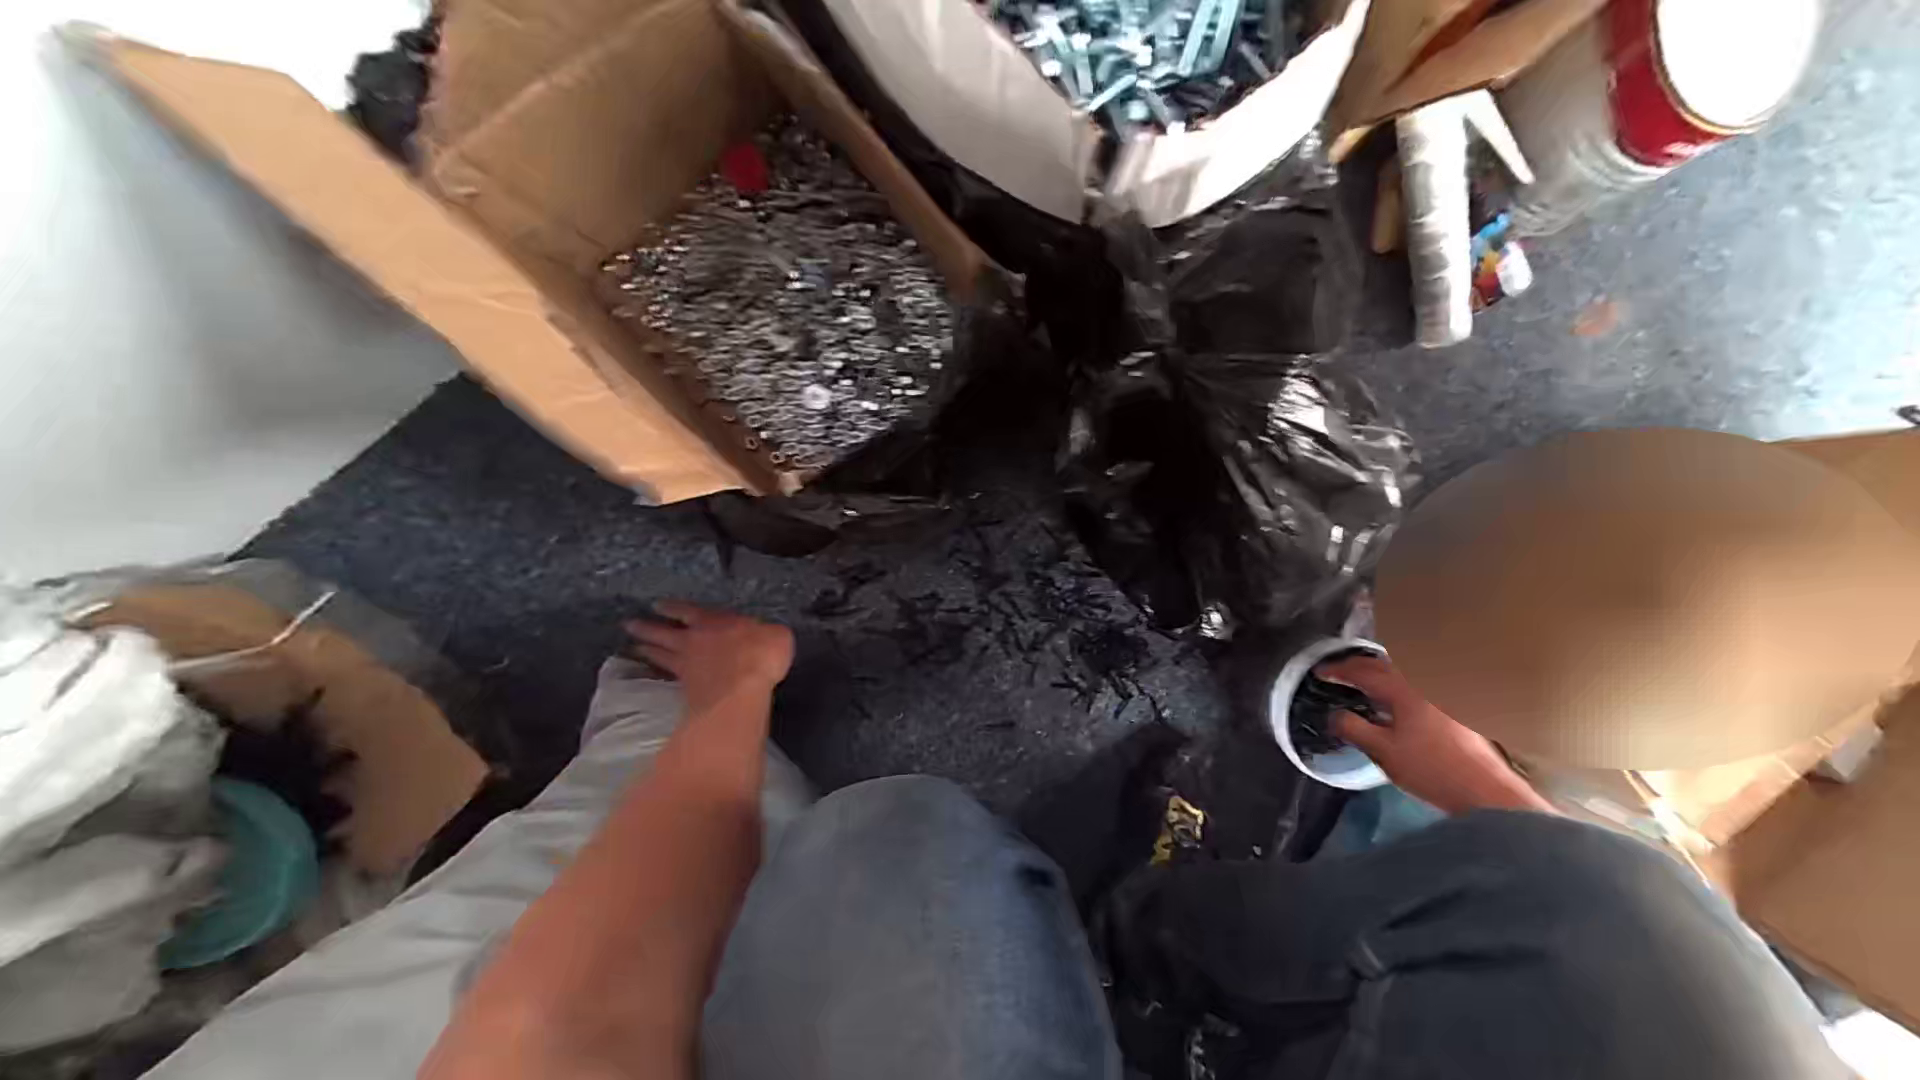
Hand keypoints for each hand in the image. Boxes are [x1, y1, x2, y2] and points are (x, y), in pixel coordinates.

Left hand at [625, 603, 793, 712]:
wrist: (741, 689)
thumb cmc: (761, 653)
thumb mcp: (776, 634)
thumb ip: (766, 633)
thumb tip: (767, 634)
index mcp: (714, 621)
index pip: (687, 611)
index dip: (672, 608)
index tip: (656, 605)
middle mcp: (694, 641)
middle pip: (664, 632)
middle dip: (647, 628)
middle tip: (629, 624)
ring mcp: (687, 667)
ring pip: (661, 654)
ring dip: (647, 650)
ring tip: (634, 648)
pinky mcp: (686, 690)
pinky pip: (668, 678)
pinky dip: (658, 675)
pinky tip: (655, 676)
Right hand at [1315, 654, 1554, 815]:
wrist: (1487, 792)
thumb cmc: (1431, 769)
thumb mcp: (1383, 751)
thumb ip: (1353, 728)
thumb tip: (1334, 715)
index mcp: (1404, 689)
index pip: (1363, 672)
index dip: (1337, 671)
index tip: (1318, 673)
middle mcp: (1424, 684)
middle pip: (1385, 664)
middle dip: (1358, 665)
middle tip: (1338, 671)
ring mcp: (1442, 694)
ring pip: (1403, 672)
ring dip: (1379, 672)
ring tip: (1362, 680)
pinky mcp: (1454, 708)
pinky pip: (1416, 683)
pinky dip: (1397, 684)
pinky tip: (1392, 699)